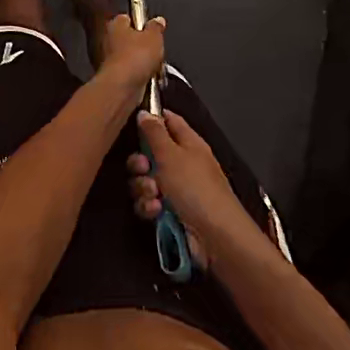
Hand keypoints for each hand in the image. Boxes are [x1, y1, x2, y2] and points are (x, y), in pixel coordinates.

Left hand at [99, 14, 164, 87]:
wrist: (124, 85)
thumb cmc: (135, 56)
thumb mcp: (154, 37)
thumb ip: (156, 27)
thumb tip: (158, 20)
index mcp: (115, 25)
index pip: (128, 18)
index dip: (142, 22)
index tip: (153, 28)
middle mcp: (109, 40)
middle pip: (132, 38)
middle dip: (145, 45)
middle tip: (156, 49)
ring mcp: (111, 58)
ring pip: (134, 56)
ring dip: (145, 61)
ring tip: (155, 66)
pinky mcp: (116, 74)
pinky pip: (133, 71)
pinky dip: (141, 74)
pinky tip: (149, 77)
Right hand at [128, 109, 268, 264]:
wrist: (216, 237)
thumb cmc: (195, 188)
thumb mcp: (171, 155)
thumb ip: (154, 133)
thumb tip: (145, 112)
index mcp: (189, 144)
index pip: (169, 121)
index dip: (152, 118)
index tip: (133, 120)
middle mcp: (183, 164)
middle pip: (151, 153)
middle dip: (140, 162)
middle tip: (143, 168)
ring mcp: (178, 189)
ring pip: (146, 180)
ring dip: (143, 187)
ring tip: (154, 195)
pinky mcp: (171, 212)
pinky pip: (150, 202)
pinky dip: (150, 206)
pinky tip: (156, 211)